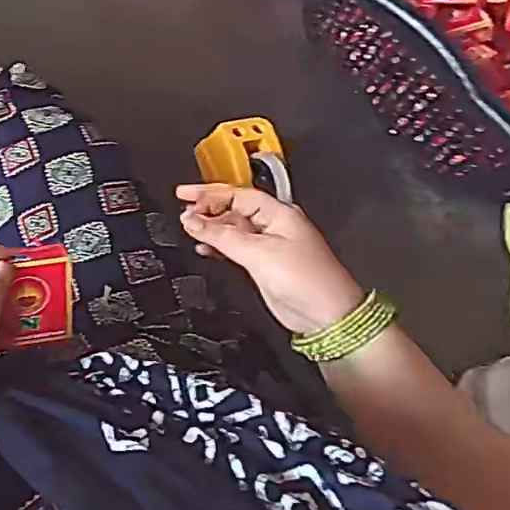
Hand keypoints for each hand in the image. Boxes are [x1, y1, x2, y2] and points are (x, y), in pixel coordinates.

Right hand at [176, 184, 365, 334]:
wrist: (327, 316)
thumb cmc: (310, 281)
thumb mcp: (258, 252)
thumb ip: (221, 235)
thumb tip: (192, 219)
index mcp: (279, 213)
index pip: (237, 194)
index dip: (209, 193)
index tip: (185, 195)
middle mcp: (274, 226)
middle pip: (234, 209)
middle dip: (207, 208)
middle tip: (183, 209)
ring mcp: (269, 245)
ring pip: (232, 229)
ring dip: (210, 227)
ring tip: (189, 227)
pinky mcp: (264, 264)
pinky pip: (235, 247)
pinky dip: (218, 246)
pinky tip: (204, 248)